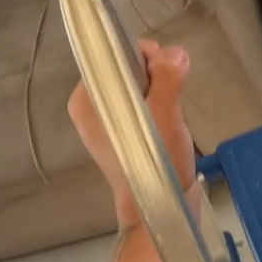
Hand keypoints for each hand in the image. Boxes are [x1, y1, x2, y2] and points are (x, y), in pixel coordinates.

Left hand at [68, 40, 196, 228]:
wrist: (161, 209)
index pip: (113, 55)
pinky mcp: (125, 137)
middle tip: (170, 102)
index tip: (167, 71)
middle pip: (129, 71)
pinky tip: (170, 127)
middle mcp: (92, 109)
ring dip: (162, 96)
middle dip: (157, 79)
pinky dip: (160, 110)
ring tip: (171, 118)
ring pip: (140, 89)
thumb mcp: (164, 116)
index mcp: (86, 99)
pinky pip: (144, 107)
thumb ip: (167, 80)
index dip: (144, 56)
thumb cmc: (155, 164)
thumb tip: (175, 53)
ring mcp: (108, 125)